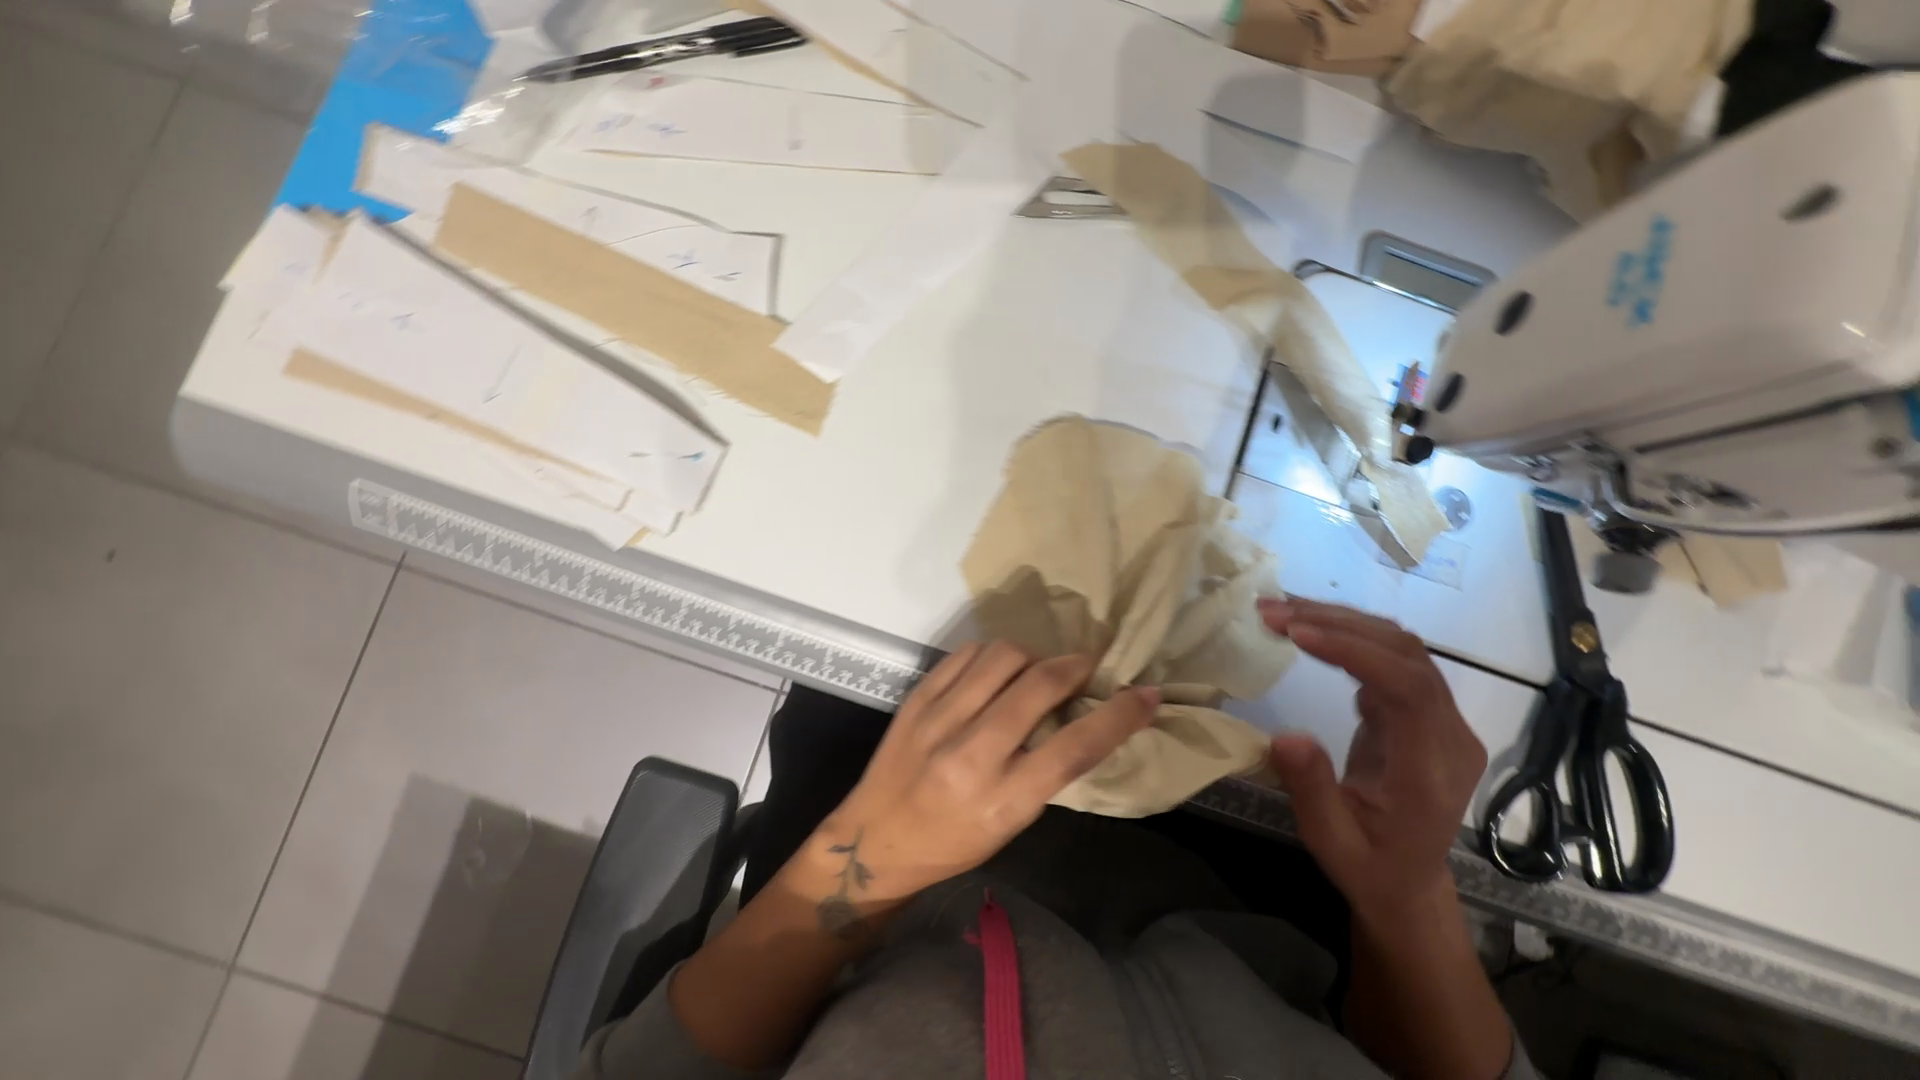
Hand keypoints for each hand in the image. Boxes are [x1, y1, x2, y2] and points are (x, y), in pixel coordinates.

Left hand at [806, 642, 1158, 934]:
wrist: (876, 840)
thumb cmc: (954, 843)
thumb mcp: (1013, 822)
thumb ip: (1047, 770)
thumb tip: (1085, 717)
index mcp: (1002, 799)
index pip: (1074, 747)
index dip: (1119, 716)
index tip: (1146, 694)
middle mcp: (970, 755)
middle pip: (1040, 686)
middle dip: (1076, 667)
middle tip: (1087, 670)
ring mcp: (938, 721)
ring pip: (1003, 657)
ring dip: (1035, 656)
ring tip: (1040, 670)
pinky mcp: (917, 699)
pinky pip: (967, 655)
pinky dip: (994, 655)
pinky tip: (1001, 670)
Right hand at [1258, 599, 1486, 924]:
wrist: (1408, 884)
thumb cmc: (1369, 866)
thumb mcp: (1331, 841)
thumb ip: (1312, 790)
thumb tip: (1286, 736)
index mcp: (1432, 770)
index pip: (1410, 689)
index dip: (1357, 652)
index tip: (1298, 635)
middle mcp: (1448, 735)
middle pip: (1407, 655)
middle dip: (1339, 625)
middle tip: (1272, 613)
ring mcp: (1440, 720)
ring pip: (1401, 648)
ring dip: (1342, 622)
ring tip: (1281, 611)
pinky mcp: (1421, 711)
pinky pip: (1392, 659)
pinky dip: (1348, 636)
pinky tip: (1306, 629)